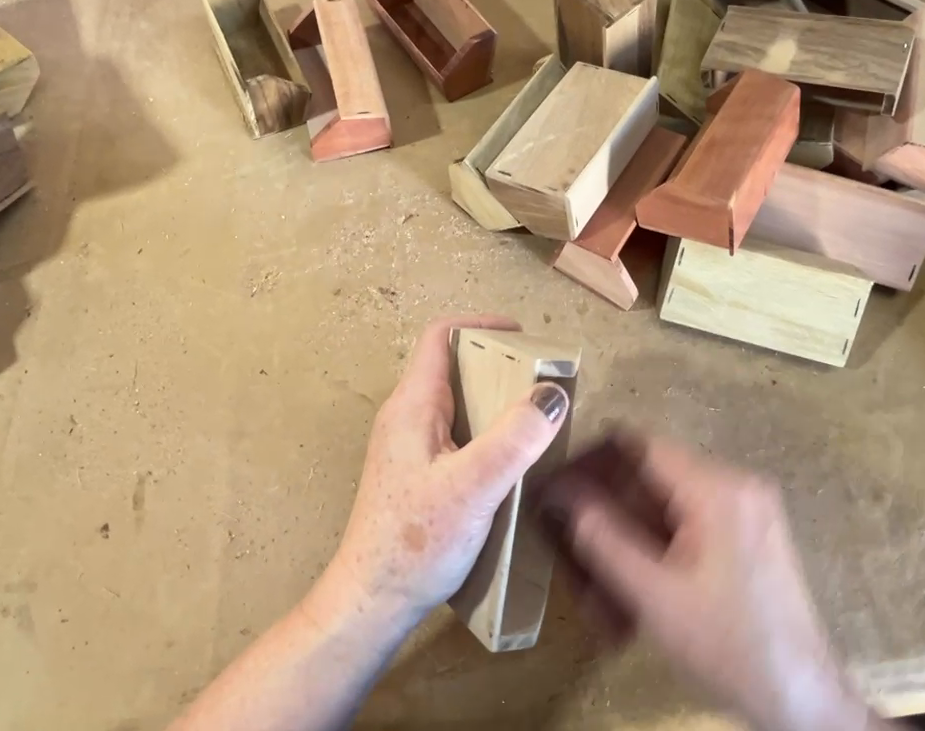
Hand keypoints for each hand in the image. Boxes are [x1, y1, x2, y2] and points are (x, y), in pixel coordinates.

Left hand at [310, 315, 570, 636]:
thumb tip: (552, 393)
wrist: (372, 598)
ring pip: (453, 402)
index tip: (523, 337)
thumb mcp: (474, 486)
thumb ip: (514, 438)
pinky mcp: (413, 472)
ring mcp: (406, 445)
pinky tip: (507, 459)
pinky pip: (452, 432)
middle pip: (449, 367)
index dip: (480, 325)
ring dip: (491, 400)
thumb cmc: (416, 540)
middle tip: (538, 382)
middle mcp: (404, 416)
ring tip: (532, 418)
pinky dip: (483, 430)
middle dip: (495, 364)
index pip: (439, 336)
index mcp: (412, 404)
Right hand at [543, 435, 885, 730]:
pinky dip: (656, 544)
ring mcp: (747, 509)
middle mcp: (736, 484)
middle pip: (652, 474)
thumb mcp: (653, 594)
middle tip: (569, 539)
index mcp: (716, 487)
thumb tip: (560, 492)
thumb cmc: (728, 645)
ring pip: (666, 501)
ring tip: (596, 576)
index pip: (638, 444)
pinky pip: (688, 521)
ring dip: (628, 530)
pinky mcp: (749, 533)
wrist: (803, 702)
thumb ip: (602, 536)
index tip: (556, 486)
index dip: (591, 460)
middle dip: (608, 506)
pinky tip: (632, 582)